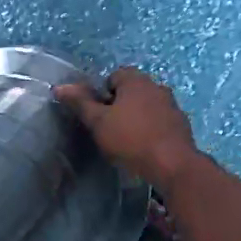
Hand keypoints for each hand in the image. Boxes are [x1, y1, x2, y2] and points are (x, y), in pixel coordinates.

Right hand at [54, 67, 202, 189]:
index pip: (115, 76)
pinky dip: (151, 128)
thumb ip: (80, 103)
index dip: (103, 93)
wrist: (172, 164)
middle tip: (109, 127)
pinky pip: (160, 120)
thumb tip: (59, 87)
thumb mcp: (98, 122)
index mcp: (136, 81)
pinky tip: (145, 146)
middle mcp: (157, 87)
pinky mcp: (181, 124)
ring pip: (147, 105)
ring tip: (127, 139)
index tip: (99, 114)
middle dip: (120, 104)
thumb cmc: (130, 139)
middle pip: (132, 90)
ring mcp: (172, 105)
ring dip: (137, 116)